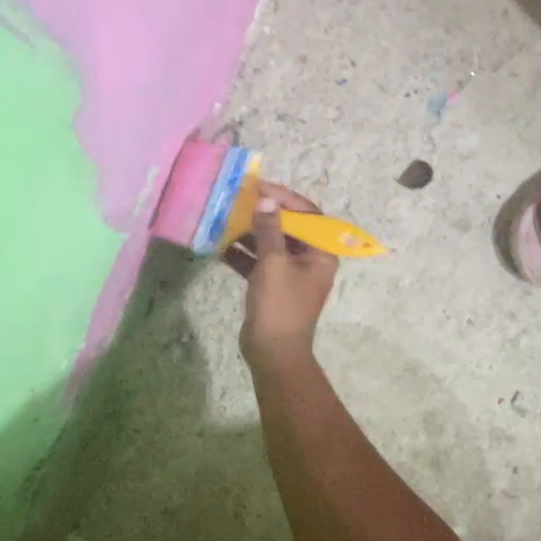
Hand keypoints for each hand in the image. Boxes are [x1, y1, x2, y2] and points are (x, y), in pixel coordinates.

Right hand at [224, 182, 339, 370]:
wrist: (273, 354)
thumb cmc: (280, 307)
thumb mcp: (274, 263)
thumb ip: (269, 229)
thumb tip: (266, 199)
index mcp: (321, 253)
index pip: (308, 215)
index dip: (284, 198)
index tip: (259, 187)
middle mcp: (309, 260)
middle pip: (288, 227)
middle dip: (264, 213)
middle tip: (239, 199)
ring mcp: (290, 274)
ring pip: (271, 244)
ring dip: (250, 232)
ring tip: (225, 218)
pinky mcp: (272, 286)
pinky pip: (258, 262)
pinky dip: (242, 254)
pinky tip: (219, 245)